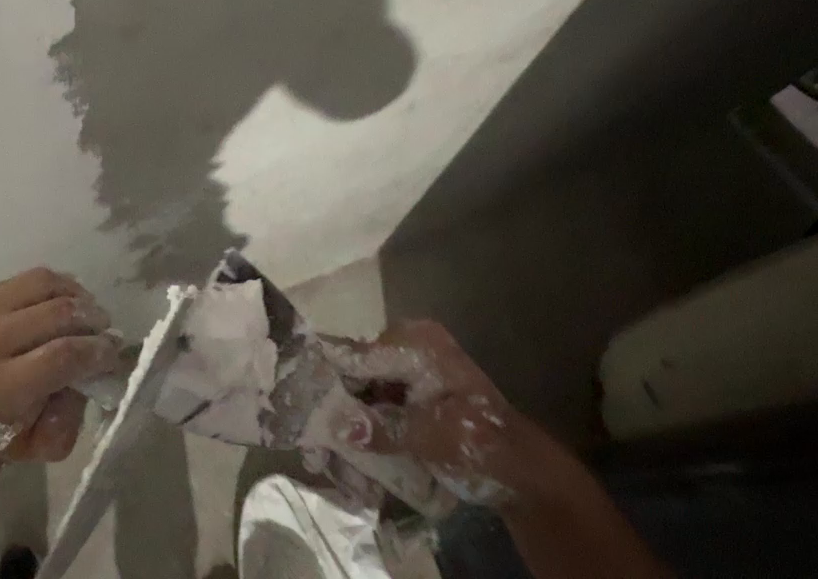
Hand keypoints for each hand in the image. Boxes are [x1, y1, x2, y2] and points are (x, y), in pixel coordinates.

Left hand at [0, 267, 119, 463]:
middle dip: (92, 320)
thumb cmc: (8, 432)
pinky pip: (30, 278)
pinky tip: (66, 302)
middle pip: (56, 313)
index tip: (113, 353)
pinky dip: (57, 286)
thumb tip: (96, 371)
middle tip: (106, 332)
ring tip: (89, 313)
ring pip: (44, 284)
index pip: (61, 356)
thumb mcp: (46, 444)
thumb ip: (73, 413)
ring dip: (77, 296)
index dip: (96, 350)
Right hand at [321, 320, 547, 505]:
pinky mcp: (403, 405)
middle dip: (333, 417)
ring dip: (346, 437)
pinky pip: (370, 416)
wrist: (522, 474)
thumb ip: (388, 429)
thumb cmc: (485, 443)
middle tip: (314, 450)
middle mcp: (403, 352)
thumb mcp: (437, 436)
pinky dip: (360, 442)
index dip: (324, 378)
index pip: (356, 354)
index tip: (295, 401)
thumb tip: (340, 427)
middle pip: (351, 378)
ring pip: (357, 401)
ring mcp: (402, 378)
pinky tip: (353, 472)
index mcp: (414, 343)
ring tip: (336, 471)